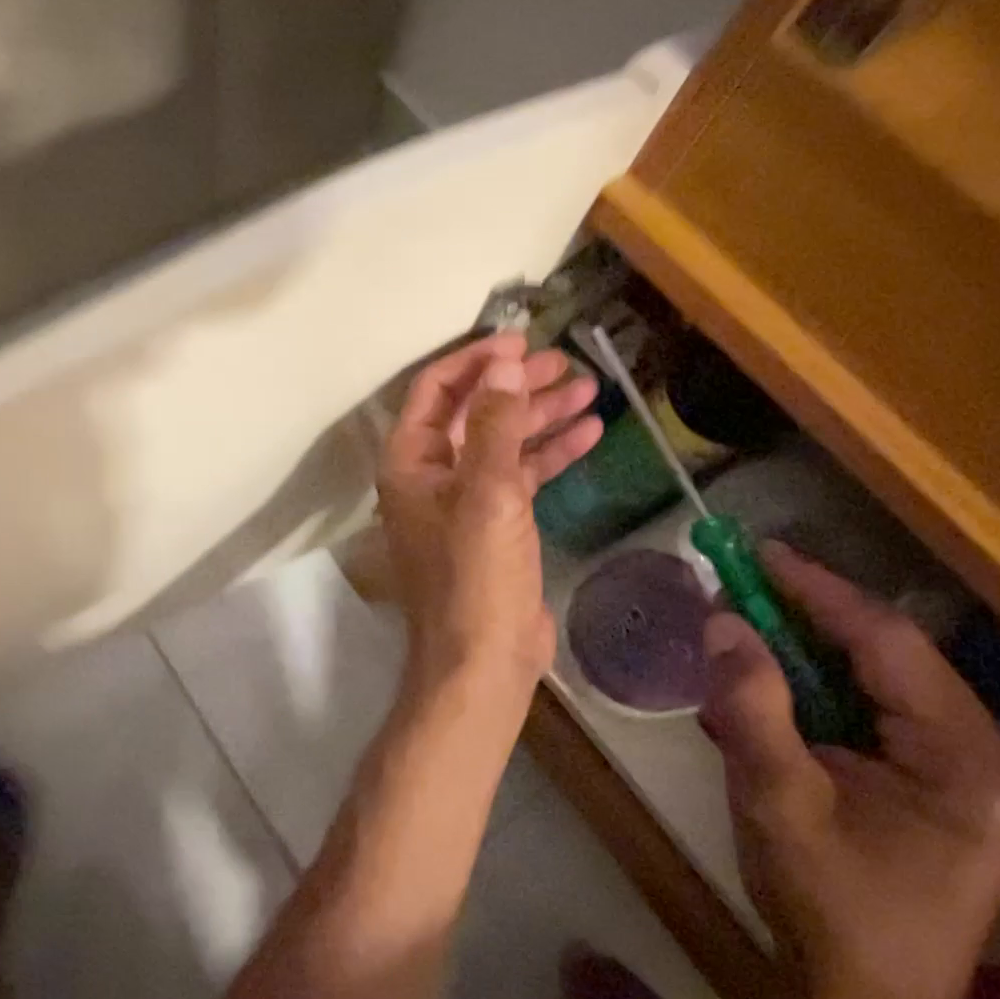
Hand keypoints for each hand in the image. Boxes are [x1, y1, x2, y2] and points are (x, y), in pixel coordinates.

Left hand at [377, 333, 601, 693]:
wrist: (484, 659)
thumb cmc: (476, 575)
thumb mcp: (487, 492)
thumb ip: (493, 424)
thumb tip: (502, 362)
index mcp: (410, 463)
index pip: (435, 391)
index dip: (475, 361)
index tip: (520, 339)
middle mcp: (430, 476)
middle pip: (471, 412)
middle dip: (515, 385)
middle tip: (564, 361)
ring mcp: (462, 501)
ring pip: (501, 442)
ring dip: (539, 415)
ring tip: (588, 388)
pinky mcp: (494, 525)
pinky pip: (520, 476)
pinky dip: (549, 454)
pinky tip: (589, 432)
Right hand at [699, 542, 999, 998]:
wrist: (865, 995)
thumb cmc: (828, 905)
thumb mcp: (778, 805)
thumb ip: (751, 709)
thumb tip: (721, 621)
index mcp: (974, 765)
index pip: (892, 647)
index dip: (820, 591)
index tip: (757, 552)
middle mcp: (991, 759)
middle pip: (887, 659)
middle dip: (804, 620)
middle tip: (734, 587)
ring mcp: (972, 771)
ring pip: (874, 681)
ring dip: (801, 656)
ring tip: (737, 635)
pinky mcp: (944, 782)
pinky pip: (871, 712)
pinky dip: (811, 693)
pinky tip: (763, 691)